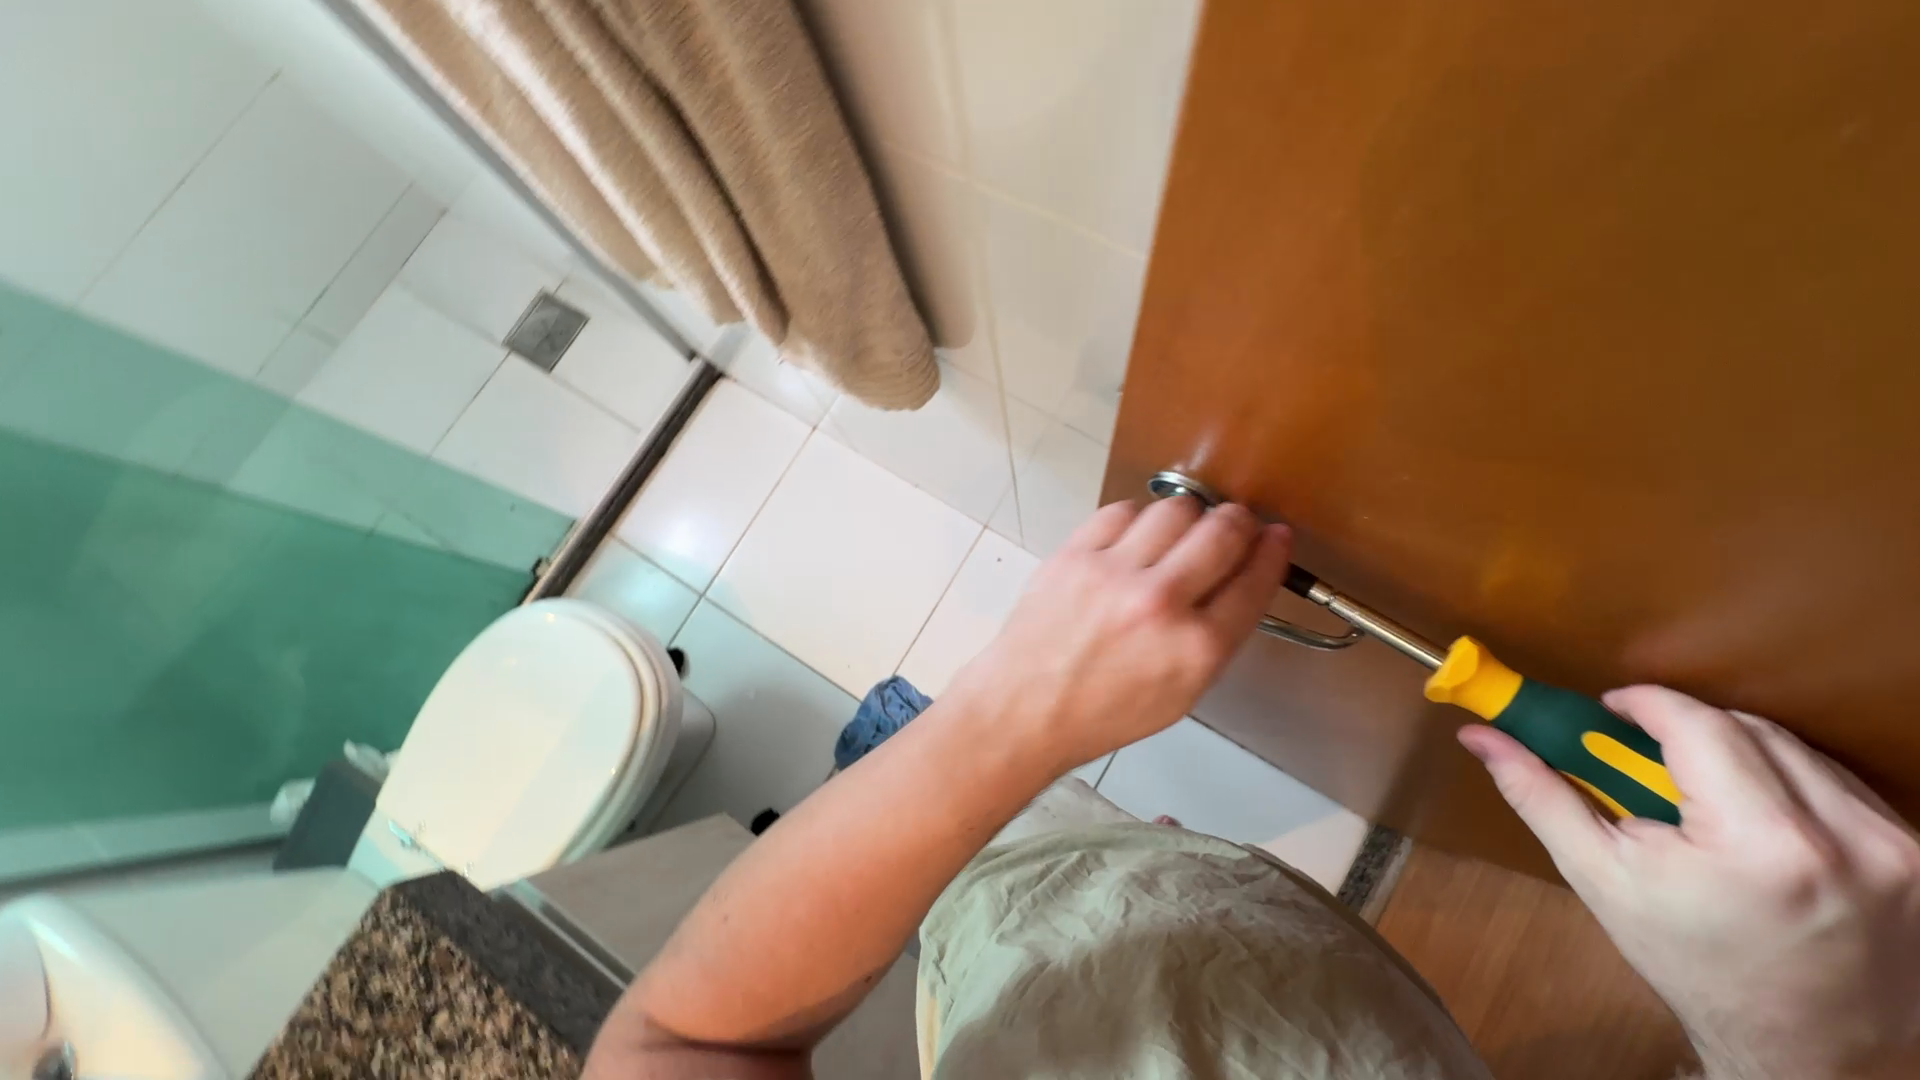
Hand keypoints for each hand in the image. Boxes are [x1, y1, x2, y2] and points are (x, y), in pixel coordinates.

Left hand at [951, 496, 1290, 774]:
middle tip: (1233, 525)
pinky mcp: (1074, 555)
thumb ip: (1218, 636)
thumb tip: (1243, 577)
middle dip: (1238, 522)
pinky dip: (1137, 519)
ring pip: (1175, 509)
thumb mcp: (1183, 693)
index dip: (1273, 550)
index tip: (1275, 536)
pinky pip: (1122, 510)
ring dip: (1189, 516)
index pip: (1255, 579)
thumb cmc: (1105, 711)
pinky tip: (1134, 538)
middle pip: (1222, 531)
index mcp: (1197, 648)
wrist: (1026, 708)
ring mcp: (1113, 573)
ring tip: (1180, 533)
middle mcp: (1160, 603)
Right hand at [1461, 687, 1919, 1079]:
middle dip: (1684, 726)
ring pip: (1795, 748)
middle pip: (1746, 727)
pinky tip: (1753, 817)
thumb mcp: (1598, 878)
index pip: (1698, 724)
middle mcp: (1845, 837)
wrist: (1811, 1051)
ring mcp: (1899, 848)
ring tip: (1697, 793)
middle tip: (1640, 752)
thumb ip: (1538, 795)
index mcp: (1759, 842)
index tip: (1610, 708)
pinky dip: (1784, 779)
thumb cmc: (1692, 964)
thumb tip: (1480, 736)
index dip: (1645, 703)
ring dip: (1735, 750)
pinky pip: (1837, 781)